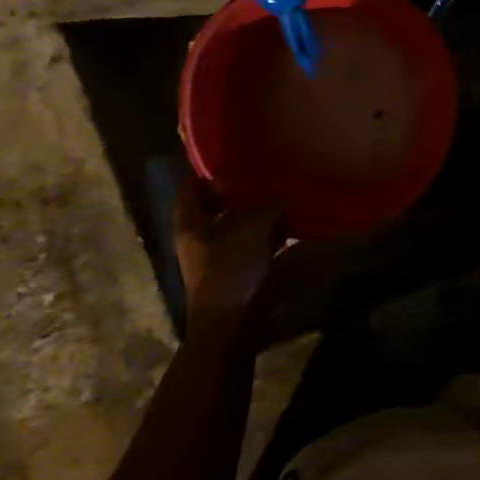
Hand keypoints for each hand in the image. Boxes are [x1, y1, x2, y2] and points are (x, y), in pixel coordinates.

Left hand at [174, 173, 282, 339]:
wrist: (233, 325)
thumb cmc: (232, 269)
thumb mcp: (254, 226)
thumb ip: (267, 205)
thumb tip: (279, 198)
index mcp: (191, 221)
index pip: (191, 184)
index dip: (208, 167)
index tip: (233, 154)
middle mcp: (198, 237)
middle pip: (216, 205)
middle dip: (239, 190)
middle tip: (264, 172)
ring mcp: (216, 258)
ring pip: (236, 225)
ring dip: (256, 214)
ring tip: (282, 195)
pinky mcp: (235, 274)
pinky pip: (251, 245)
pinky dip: (266, 236)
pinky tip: (288, 227)